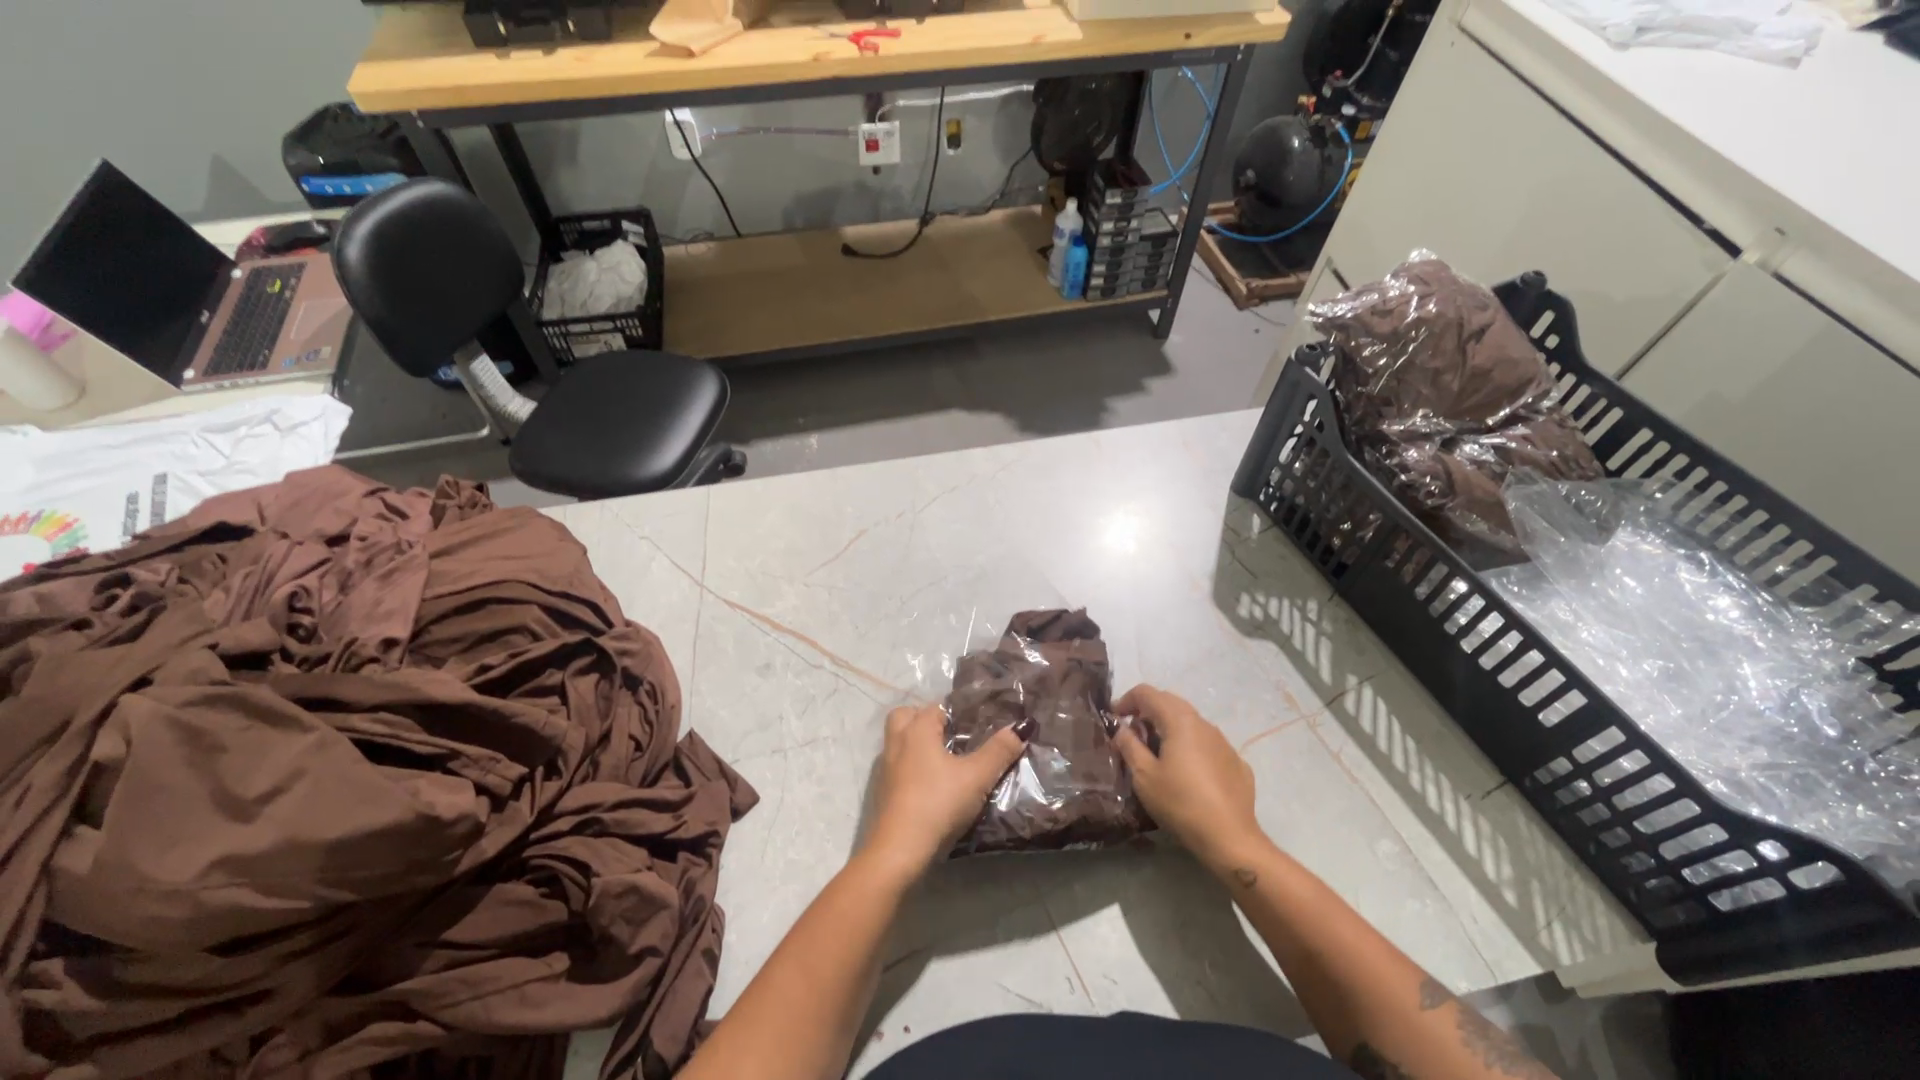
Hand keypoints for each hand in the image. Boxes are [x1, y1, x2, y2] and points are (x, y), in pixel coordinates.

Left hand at [863, 705, 1030, 878]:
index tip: (977, 723)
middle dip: (925, 720)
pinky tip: (933, 785)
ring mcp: (886, 769)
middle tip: (952, 736)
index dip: (957, 711)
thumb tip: (1023, 726)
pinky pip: (898, 767)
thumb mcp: (977, 777)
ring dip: (918, 745)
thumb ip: (999, 750)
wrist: (900, 850)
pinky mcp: (884, 792)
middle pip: (906, 717)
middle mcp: (896, 743)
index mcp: (917, 730)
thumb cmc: (939, 803)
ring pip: (899, 743)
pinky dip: (912, 768)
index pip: (935, 707)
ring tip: (947, 760)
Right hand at [1113, 685, 1268, 869]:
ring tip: (1158, 752)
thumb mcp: (1144, 776)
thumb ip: (1129, 746)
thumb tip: (1122, 729)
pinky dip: (1190, 747)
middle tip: (1132, 732)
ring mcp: (1224, 742)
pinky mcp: (1236, 762)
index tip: (1114, 718)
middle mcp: (1204, 724)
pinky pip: (1207, 744)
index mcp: (1180, 721)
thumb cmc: (1180, 803)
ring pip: (1191, 723)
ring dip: (1170, 728)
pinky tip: (1187, 772)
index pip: (1148, 693)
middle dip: (1148, 711)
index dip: (1127, 700)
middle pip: (1171, 703)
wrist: (1229, 836)